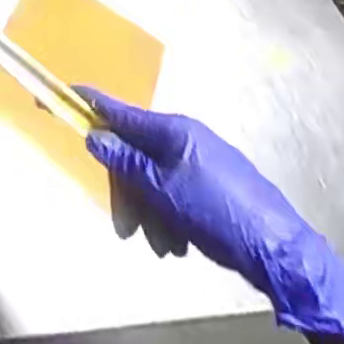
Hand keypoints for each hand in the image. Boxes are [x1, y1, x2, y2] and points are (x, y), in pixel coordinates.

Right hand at [78, 87, 343, 336]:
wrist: (280, 251)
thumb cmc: (216, 212)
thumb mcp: (163, 190)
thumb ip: (127, 161)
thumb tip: (95, 135)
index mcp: (172, 130)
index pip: (121, 111)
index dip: (90, 103)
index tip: (63, 93)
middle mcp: (184, 138)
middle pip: (135, 154)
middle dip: (127, 191)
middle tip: (125, 226)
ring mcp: (200, 160)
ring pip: (153, 178)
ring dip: (149, 211)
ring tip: (163, 244)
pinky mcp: (212, 182)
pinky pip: (174, 191)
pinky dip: (168, 215)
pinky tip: (178, 241)